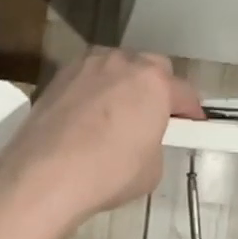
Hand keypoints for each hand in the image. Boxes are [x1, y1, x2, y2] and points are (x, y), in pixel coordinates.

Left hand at [0, 49, 202, 228]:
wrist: (45, 175)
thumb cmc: (109, 172)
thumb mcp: (151, 169)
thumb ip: (155, 143)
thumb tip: (142, 139)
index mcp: (154, 82)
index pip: (184, 92)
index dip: (191, 111)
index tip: (193, 124)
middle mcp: (122, 63)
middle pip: (151, 67)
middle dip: (158, 88)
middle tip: (154, 116)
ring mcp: (87, 66)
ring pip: (116, 67)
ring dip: (123, 84)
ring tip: (117, 115)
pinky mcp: (58, 77)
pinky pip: (88, 78)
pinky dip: (94, 92)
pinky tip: (87, 118)